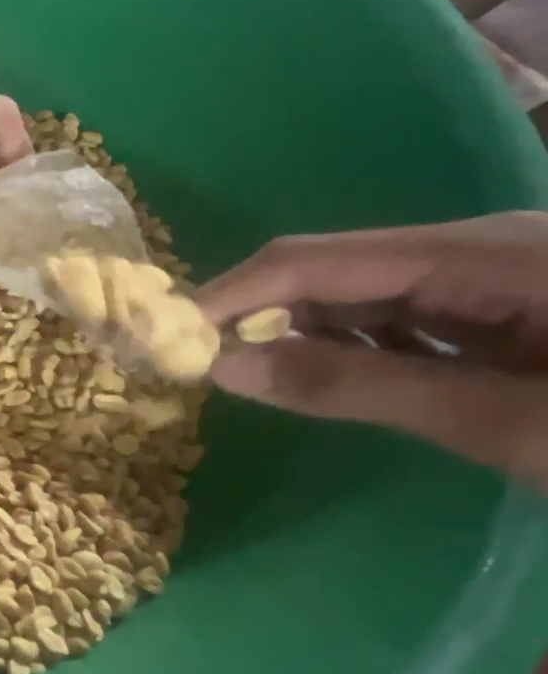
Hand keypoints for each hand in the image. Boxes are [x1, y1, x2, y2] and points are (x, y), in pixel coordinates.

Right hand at [195, 212, 547, 487]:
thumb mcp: (506, 423)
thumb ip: (359, 387)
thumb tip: (222, 367)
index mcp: (482, 255)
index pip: (315, 261)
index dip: (232, 295)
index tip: (164, 337)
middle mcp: (478, 249)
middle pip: (334, 272)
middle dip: (259, 315)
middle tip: (196, 365)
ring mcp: (496, 278)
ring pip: (363, 297)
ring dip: (300, 335)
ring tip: (243, 373)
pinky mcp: (509, 309)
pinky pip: (402, 318)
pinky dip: (351, 348)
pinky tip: (323, 376)